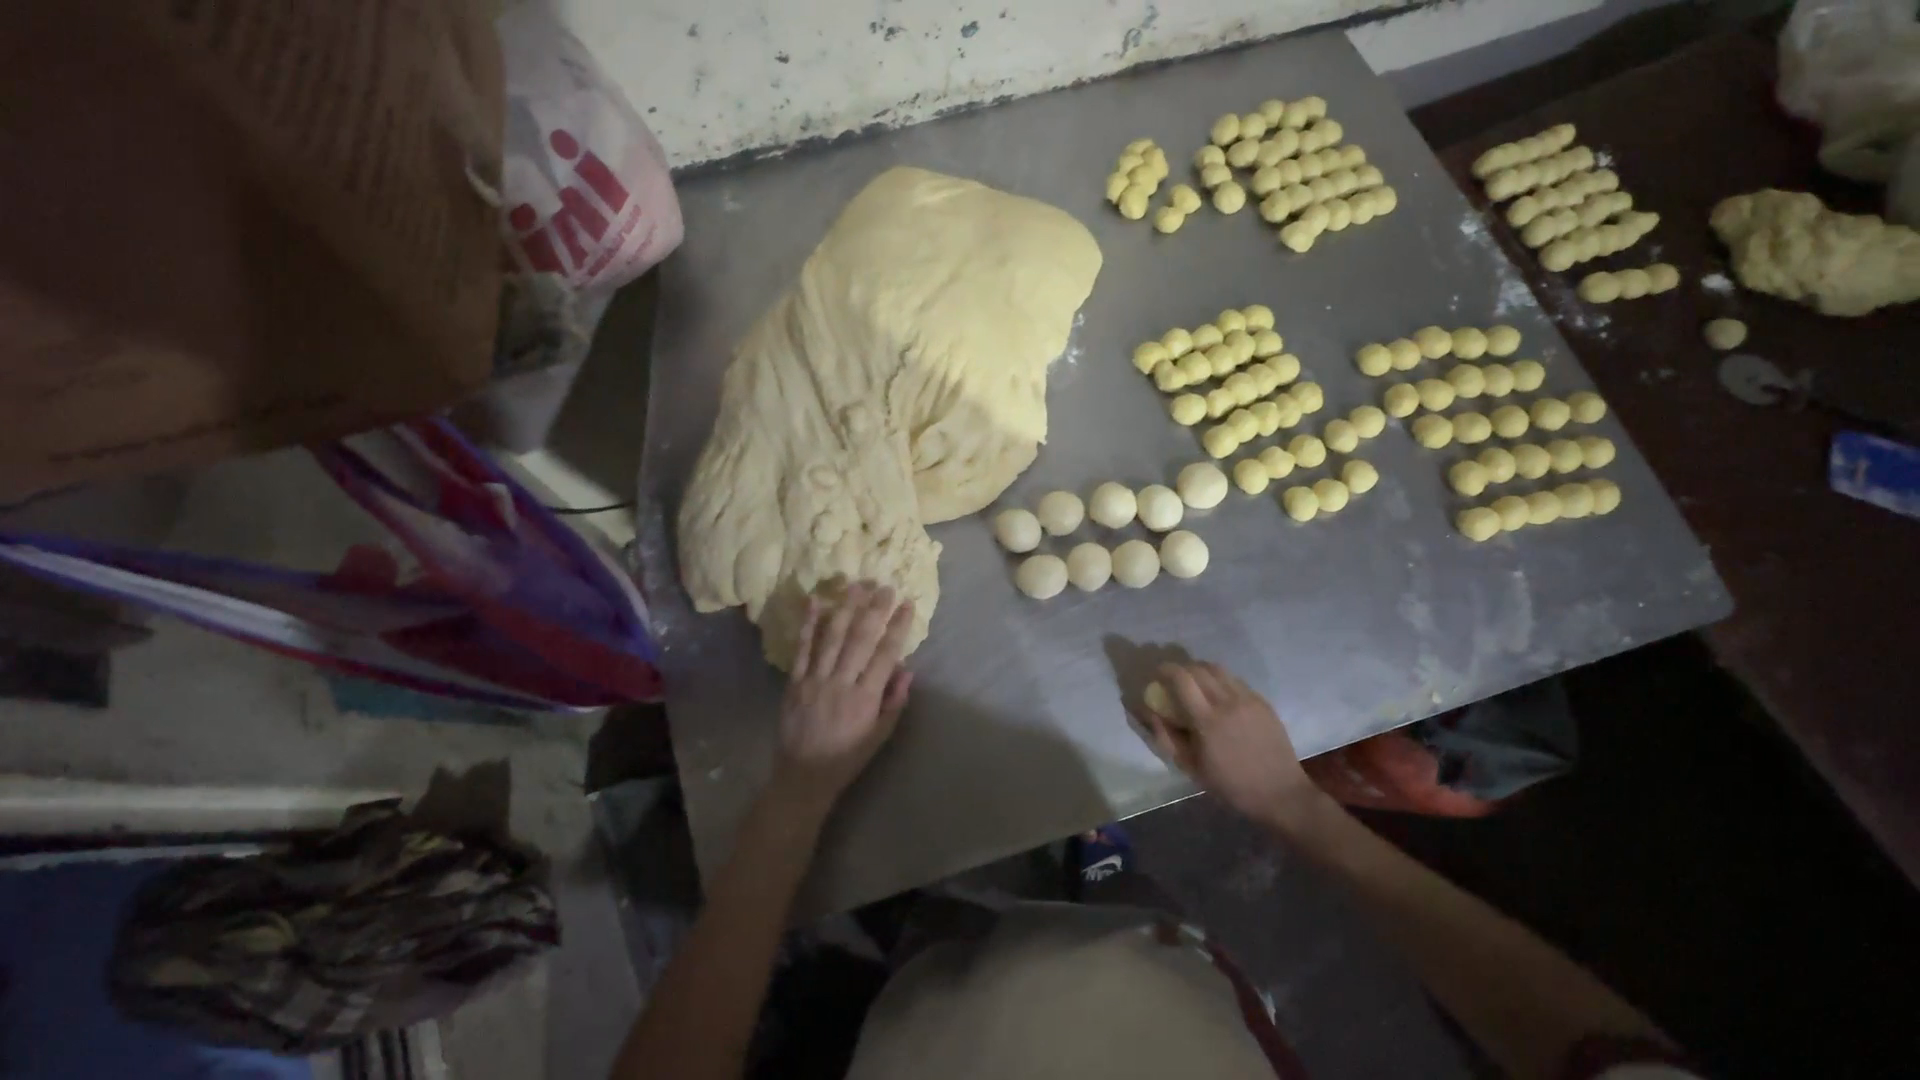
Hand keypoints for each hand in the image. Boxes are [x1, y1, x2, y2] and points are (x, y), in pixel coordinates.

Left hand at [771, 582, 913, 814]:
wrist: (803, 775)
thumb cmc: (847, 757)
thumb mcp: (880, 736)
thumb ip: (894, 702)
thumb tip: (906, 669)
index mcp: (866, 698)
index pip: (886, 654)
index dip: (898, 627)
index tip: (908, 605)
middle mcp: (842, 683)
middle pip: (861, 639)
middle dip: (875, 610)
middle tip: (885, 586)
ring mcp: (815, 680)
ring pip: (833, 637)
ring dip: (845, 608)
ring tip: (856, 584)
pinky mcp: (795, 682)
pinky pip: (802, 649)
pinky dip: (809, 624)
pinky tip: (815, 602)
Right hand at [1135, 662, 1324, 829]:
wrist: (1279, 792)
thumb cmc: (1230, 785)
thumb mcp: (1191, 767)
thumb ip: (1166, 736)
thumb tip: (1148, 712)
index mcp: (1207, 720)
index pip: (1182, 679)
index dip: (1166, 670)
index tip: (1157, 674)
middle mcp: (1228, 702)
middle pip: (1199, 668)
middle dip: (1181, 668)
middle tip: (1173, 679)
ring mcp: (1248, 699)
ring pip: (1219, 670)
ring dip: (1201, 670)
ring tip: (1195, 683)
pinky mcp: (1262, 702)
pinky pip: (1236, 681)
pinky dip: (1220, 681)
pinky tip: (1219, 696)